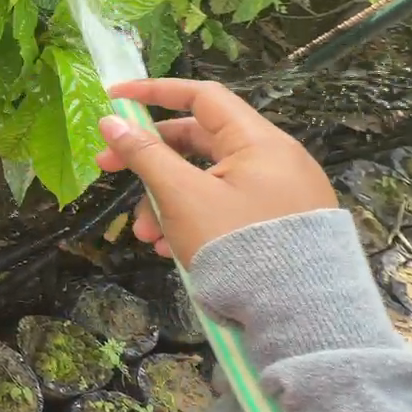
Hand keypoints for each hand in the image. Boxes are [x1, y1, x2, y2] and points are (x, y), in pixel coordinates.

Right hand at [94, 78, 337, 264]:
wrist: (304, 320)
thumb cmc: (237, 243)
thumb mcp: (179, 194)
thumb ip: (143, 154)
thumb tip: (111, 122)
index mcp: (260, 144)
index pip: (202, 97)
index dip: (154, 91)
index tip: (112, 98)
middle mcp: (274, 162)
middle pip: (196, 141)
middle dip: (147, 158)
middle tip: (107, 168)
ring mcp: (277, 195)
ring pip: (202, 179)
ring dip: (162, 197)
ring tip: (145, 233)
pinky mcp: (275, 224)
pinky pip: (220, 205)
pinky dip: (187, 217)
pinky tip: (170, 247)